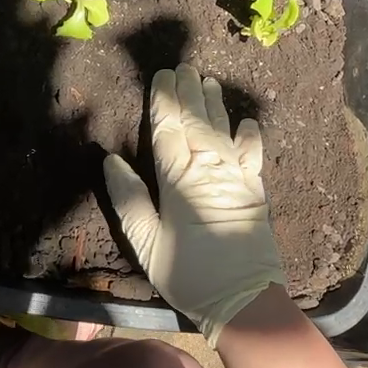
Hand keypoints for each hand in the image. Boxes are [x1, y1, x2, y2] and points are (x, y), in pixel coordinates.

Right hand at [103, 64, 284, 343]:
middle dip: (187, 93)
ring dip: (214, 105)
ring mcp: (236, 178)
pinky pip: (252, 155)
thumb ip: (129, 200)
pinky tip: (247, 122)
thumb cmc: (187, 274)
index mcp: (178, 180)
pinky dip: (249, 136)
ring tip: (207, 81)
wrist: (245, 301)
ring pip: (222, 131)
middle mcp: (209, 170)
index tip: (160, 75)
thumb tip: (110, 159)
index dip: (163, 100)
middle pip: (196, 122)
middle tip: (182, 66)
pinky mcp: (256, 192)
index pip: (168, 130)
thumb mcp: (145, 244)